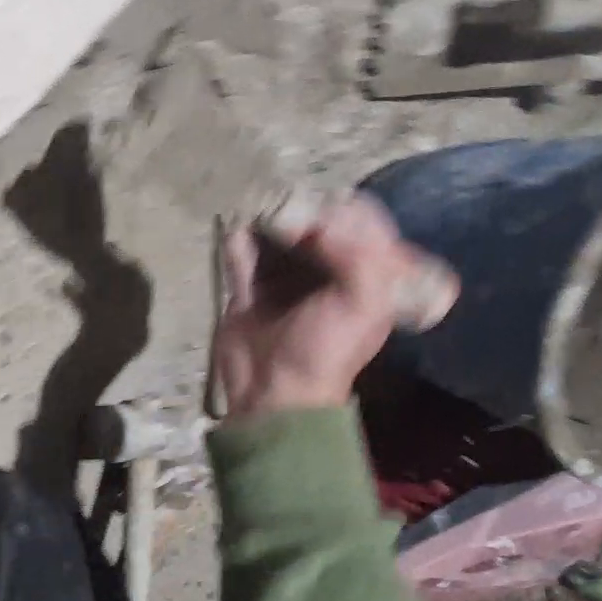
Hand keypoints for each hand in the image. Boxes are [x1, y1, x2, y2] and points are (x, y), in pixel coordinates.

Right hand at [213, 193, 434, 418]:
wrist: (272, 389)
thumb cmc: (326, 349)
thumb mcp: (364, 303)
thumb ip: (359, 256)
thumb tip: (317, 223)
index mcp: (366, 273)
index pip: (363, 222)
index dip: (343, 211)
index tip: (319, 220)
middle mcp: (327, 269)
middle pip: (316, 222)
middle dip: (299, 212)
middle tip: (283, 214)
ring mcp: (284, 278)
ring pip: (275, 235)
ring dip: (264, 222)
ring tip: (256, 213)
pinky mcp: (247, 289)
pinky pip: (240, 257)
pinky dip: (236, 244)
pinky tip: (235, 235)